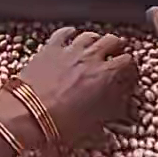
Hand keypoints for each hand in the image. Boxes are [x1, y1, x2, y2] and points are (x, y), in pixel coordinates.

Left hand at [12, 27, 137, 146]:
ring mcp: (69, 50)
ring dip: (96, 39)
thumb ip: (110, 111)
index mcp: (105, 75)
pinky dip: (71, 33)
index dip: (131, 66)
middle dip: (117, 46)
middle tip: (117, 53)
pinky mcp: (50, 48)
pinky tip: (71, 36)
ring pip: (90, 34)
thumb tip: (119, 107)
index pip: (127, 61)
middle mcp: (90, 57)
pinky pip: (64, 33)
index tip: (129, 72)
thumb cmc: (60, 123)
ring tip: (96, 45)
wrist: (27, 113)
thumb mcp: (93, 123)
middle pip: (112, 40)